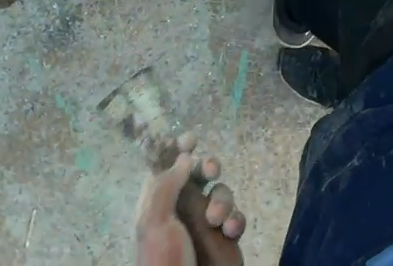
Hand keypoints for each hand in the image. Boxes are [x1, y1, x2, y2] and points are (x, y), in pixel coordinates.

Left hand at [134, 134, 245, 265]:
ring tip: (216, 221)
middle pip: (199, 173)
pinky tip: (229, 231)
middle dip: (208, 166)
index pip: (167, 165)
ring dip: (222, 200)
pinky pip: (236, 216)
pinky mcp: (224, 237)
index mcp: (159, 202)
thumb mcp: (155, 223)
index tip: (191, 138)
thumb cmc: (164, 262)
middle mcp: (183, 207)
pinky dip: (235, 219)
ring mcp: (205, 223)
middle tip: (210, 171)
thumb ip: (167, 185)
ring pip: (221, 192)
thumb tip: (184, 156)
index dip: (178, 149)